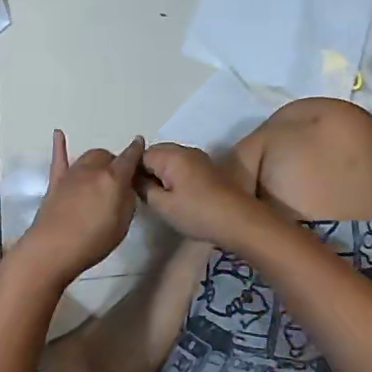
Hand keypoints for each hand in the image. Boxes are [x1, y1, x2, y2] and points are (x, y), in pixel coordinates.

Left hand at [14, 130, 145, 282]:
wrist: (53, 249)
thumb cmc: (93, 241)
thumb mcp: (122, 224)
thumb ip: (127, 200)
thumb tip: (125, 187)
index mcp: (113, 178)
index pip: (129, 158)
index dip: (137, 150)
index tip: (140, 143)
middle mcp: (93, 170)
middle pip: (107, 156)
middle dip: (115, 163)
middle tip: (118, 181)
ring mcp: (72, 174)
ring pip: (88, 157)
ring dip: (97, 161)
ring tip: (101, 174)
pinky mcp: (55, 182)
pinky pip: (59, 158)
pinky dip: (60, 146)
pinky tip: (59, 134)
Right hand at [137, 143, 272, 244]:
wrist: (238, 221)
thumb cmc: (197, 213)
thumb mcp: (163, 205)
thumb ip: (143, 188)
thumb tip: (134, 179)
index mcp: (172, 155)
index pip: (142, 155)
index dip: (133, 171)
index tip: (132, 191)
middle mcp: (186, 151)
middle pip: (157, 154)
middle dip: (148, 171)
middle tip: (145, 196)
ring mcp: (200, 159)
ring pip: (171, 161)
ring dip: (162, 175)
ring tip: (160, 198)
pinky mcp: (209, 170)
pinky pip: (184, 167)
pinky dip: (175, 177)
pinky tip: (177, 197)